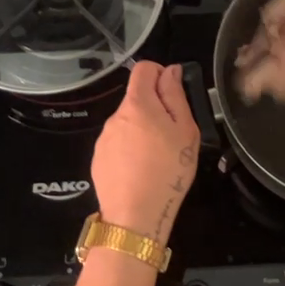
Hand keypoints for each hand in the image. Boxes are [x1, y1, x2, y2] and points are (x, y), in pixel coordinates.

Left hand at [91, 61, 200, 242]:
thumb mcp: (185, 131)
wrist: (135, 216)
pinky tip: (140, 170)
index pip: (144, 68)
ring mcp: (104, 138)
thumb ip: (176, 96)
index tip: (174, 96)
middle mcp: (115, 116)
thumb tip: (171, 71)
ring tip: (157, 158)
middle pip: (136, 98)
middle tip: (172, 136)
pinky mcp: (98, 159)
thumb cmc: (168, 171)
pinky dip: (129, 150)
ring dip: (142, 130)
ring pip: (127, 123)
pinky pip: (117, 144)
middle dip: (155, 108)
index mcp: (137, 104)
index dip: (161, 75)